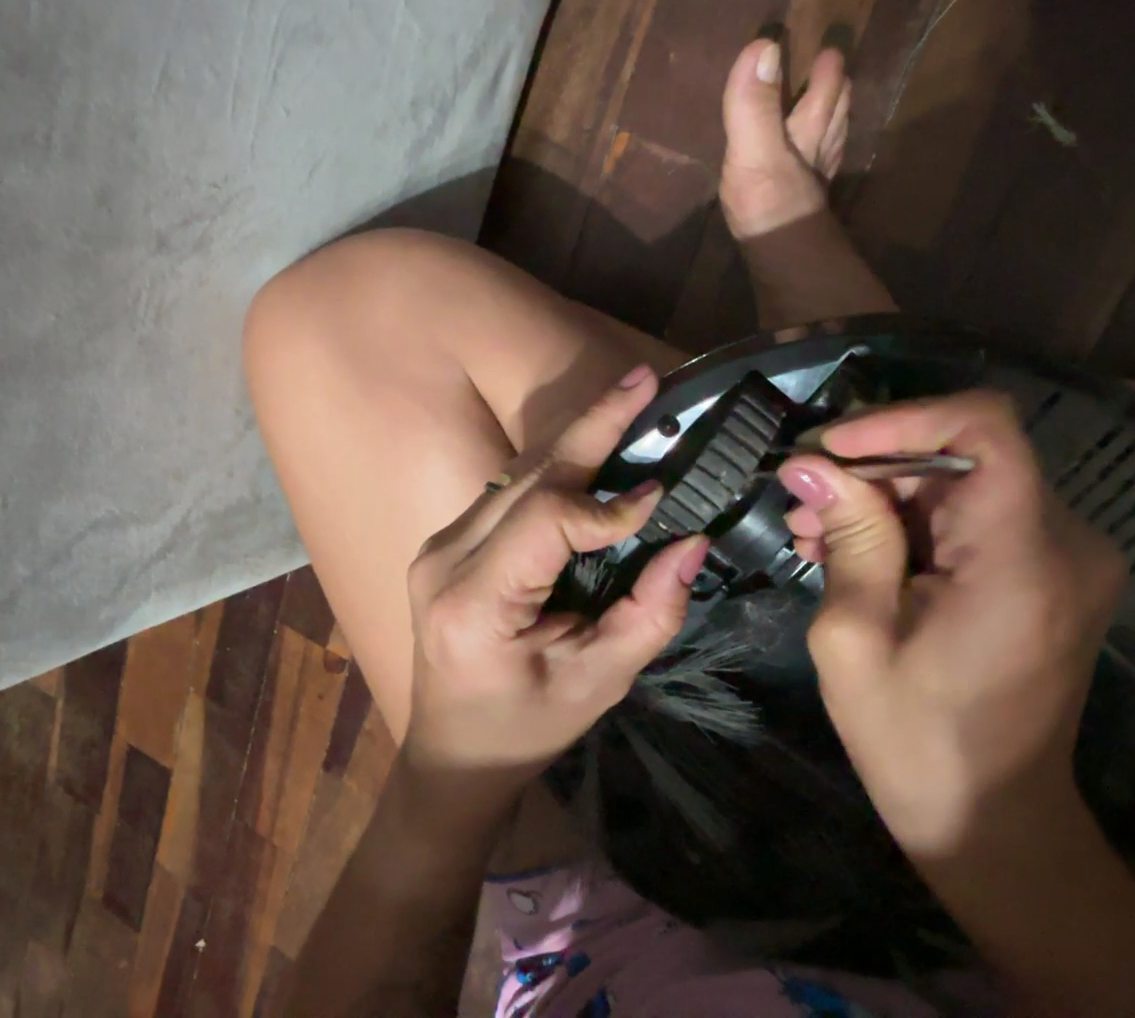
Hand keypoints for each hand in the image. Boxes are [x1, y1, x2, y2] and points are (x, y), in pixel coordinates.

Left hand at [401, 366, 708, 811]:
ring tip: (631, 400)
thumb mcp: (601, 683)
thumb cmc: (529, 725)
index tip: (663, 497)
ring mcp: (441, 544)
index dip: (608, 504)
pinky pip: (512, 489)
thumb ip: (650, 614)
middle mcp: (445, 559)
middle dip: (594, 426)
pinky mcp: (451, 541)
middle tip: (644, 381)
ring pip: (519, 474)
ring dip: (580, 438)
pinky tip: (599, 444)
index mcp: (473, 602)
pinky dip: (561, 466)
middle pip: (528, 477)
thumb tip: (693, 542)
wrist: (456, 752)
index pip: (546, 522)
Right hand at [777, 391, 1127, 854]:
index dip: (902, 417)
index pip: (985, 425)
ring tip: (816, 531)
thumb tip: (809, 464)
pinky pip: (980, 518)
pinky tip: (858, 554)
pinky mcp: (1056, 573)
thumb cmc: (914, 742)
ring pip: (968, 482)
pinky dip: (919, 523)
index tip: (831, 448)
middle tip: (802, 499)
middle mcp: (1069, 543)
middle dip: (876, 466)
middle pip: (967, 454)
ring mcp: (1071, 558)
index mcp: (1023, 560)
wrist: (991, 819)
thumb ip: (847, 537)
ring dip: (889, 497)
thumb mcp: (854, 640)